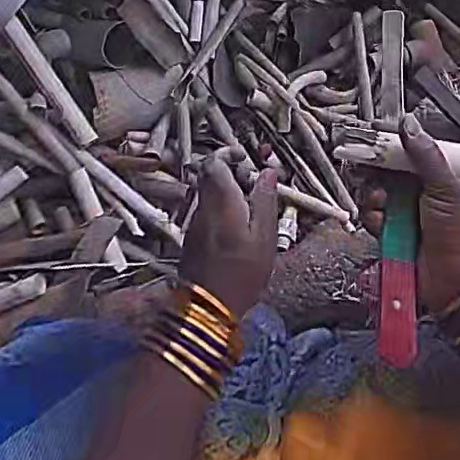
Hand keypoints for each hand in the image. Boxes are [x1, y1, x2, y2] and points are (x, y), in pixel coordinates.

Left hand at [181, 156, 278, 313]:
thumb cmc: (242, 273)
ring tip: (246, 204)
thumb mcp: (264, 238)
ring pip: (204, 189)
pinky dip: (217, 204)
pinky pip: (203, 206)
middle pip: (207, 173)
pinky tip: (234, 222)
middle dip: (228, 170)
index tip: (245, 159)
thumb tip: (269, 172)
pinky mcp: (191, 233)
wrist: (208, 306)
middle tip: (250, 183)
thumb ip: (265, 201)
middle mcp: (201, 204)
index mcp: (221, 200)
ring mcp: (192, 219)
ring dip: (223, 187)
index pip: (214, 162)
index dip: (228, 154)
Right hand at [362, 115, 459, 313]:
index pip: (408, 152)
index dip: (390, 144)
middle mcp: (418, 194)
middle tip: (371, 171)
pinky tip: (382, 222)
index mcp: (437, 179)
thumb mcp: (449, 190)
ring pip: (374, 192)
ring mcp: (404, 214)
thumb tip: (409, 125)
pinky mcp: (391, 233)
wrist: (459, 285)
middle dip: (375, 170)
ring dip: (373, 196)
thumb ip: (426, 156)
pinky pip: (371, 217)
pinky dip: (372, 217)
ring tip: (382, 203)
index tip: (373, 136)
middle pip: (385, 170)